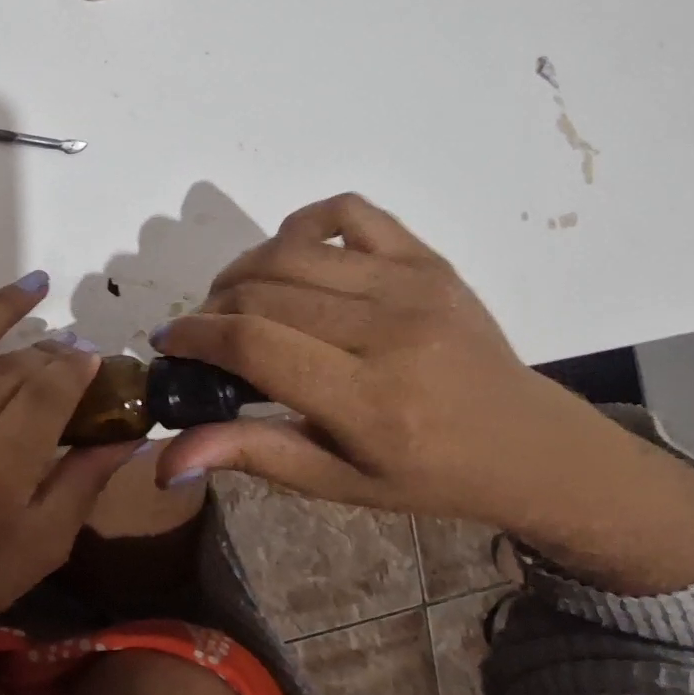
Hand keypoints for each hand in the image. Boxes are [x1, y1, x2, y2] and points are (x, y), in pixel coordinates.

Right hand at [150, 195, 693, 574]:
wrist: (530, 445)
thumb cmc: (425, 475)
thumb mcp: (335, 482)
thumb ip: (251, 454)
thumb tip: (163, 460)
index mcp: (371, 402)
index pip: (254, 344)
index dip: (196, 336)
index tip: (168, 342)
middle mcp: (392, 332)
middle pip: (262, 292)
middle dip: (211, 308)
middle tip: (203, 333)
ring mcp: (414, 284)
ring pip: (288, 251)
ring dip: (241, 271)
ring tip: (233, 299)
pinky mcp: (428, 259)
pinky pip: (345, 211)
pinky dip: (301, 224)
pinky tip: (290, 254)